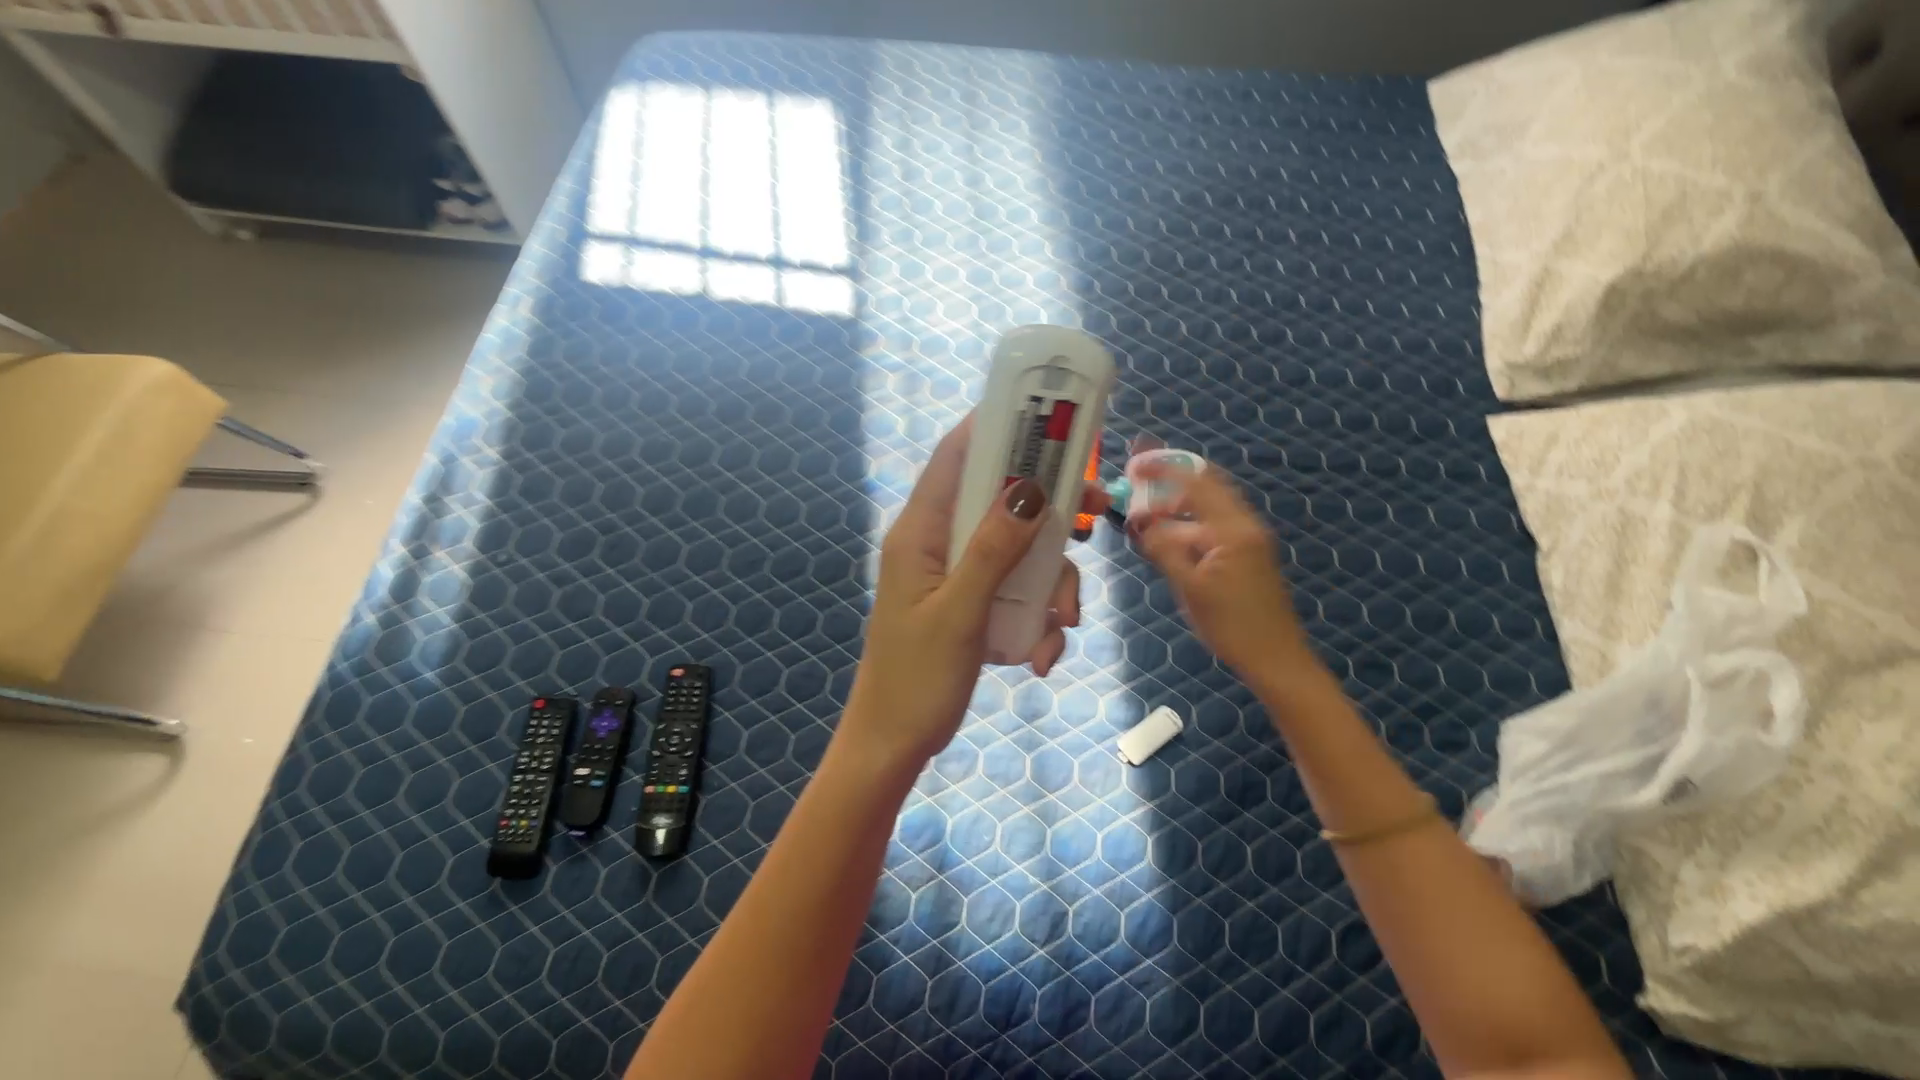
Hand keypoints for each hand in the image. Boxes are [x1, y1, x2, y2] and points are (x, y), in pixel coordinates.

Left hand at [842, 414, 1107, 767]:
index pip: (956, 456)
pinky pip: (1016, 591)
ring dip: (1050, 585)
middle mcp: (939, 543)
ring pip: (1020, 550)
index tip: (1049, 419)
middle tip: (1094, 517)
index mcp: (921, 532)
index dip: (998, 426)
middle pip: (1002, 501)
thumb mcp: (959, 612)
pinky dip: (1037, 618)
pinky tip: (1039, 657)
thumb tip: (1030, 486)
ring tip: (1061, 627)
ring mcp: (957, 575)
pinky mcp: (971, 605)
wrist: (895, 742)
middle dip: (1051, 514)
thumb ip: (993, 548)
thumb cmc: (915, 678)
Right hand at [1134, 463, 1311, 679]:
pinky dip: (1189, 529)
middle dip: (1171, 486)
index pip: (1195, 483)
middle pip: (1206, 489)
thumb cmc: (1232, 624)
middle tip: (1139, 490)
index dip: (1164, 469)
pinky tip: (1169, 545)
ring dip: (1177, 512)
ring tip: (1146, 524)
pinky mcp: (1248, 558)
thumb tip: (1142, 523)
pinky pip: (1214, 530)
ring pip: (1208, 512)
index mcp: (1233, 529)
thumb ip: (1164, 550)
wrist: (1275, 658)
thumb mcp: (1189, 588)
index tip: (1136, 466)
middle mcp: (1245, 526)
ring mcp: (1249, 542)